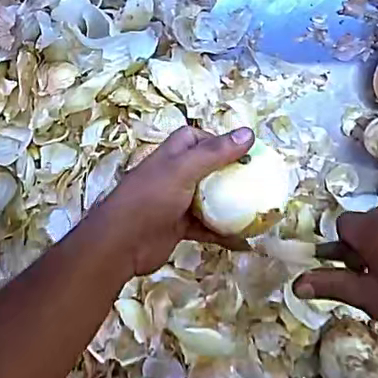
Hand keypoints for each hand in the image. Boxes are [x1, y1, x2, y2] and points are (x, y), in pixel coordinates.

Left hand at [82, 126, 254, 277]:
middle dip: (229, 174)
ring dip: (230, 205)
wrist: (120, 244)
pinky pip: (207, 227)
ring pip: (209, 199)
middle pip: (207, 169)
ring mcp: (176, 202)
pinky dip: (223, 233)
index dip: (218, 141)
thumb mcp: (183, 169)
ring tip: (257, 211)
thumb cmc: (150, 198)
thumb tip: (249, 133)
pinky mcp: (179, 226)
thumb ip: (215, 152)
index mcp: (172, 154)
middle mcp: (174, 174)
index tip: (244, 153)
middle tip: (257, 182)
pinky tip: (244, 241)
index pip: (196, 138)